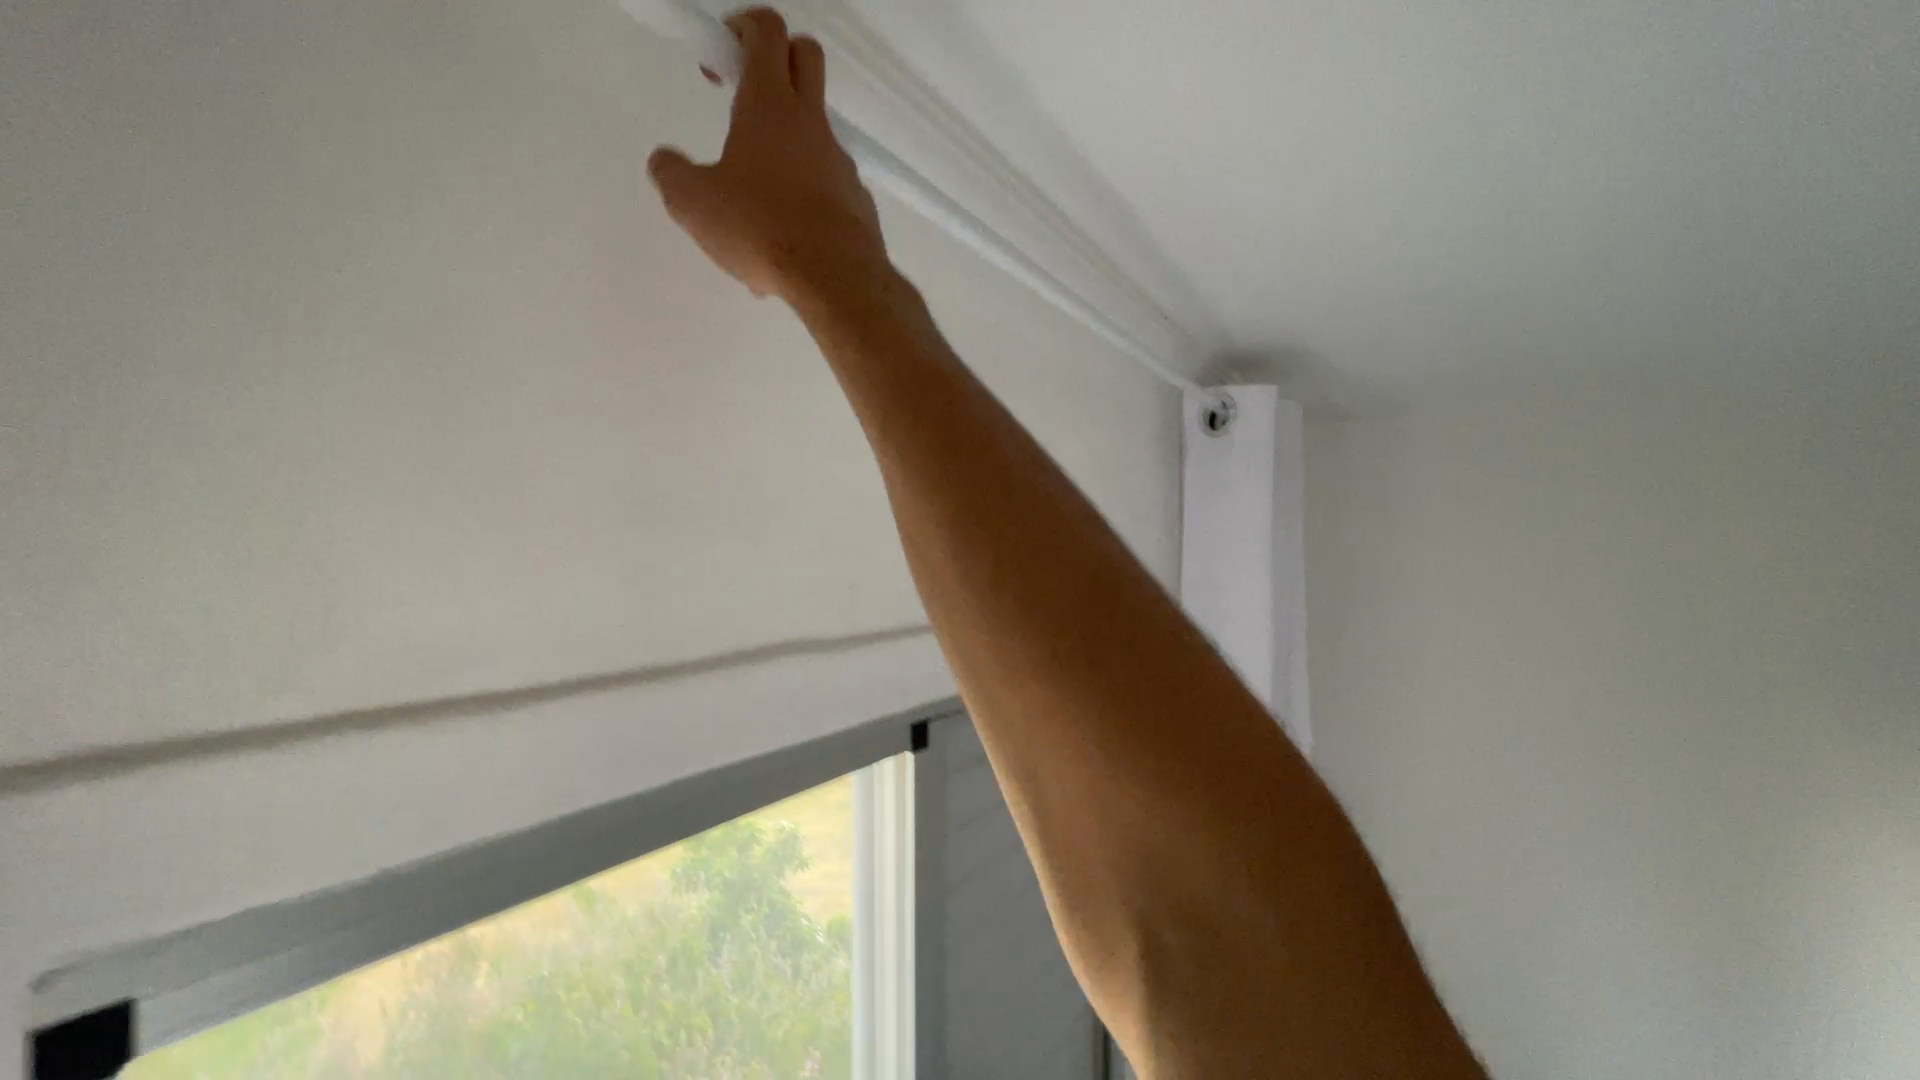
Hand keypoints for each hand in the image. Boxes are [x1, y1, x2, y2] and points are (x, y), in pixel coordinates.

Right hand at [648, 7, 888, 301]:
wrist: (835, 278)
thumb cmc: (760, 228)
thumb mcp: (694, 204)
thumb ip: (672, 174)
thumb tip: (665, 162)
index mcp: (770, 105)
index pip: (766, 31)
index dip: (742, 27)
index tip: (721, 57)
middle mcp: (812, 124)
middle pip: (806, 59)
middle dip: (776, 61)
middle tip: (742, 99)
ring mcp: (841, 163)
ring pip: (812, 138)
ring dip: (782, 156)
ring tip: (751, 215)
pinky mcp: (856, 202)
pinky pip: (823, 192)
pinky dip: (800, 207)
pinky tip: (780, 251)